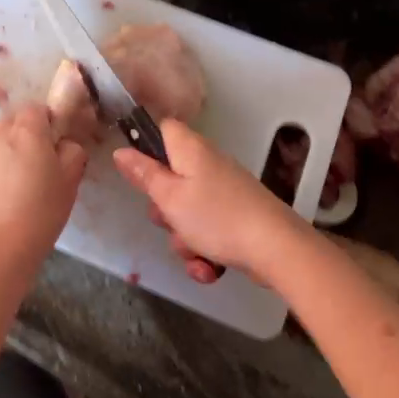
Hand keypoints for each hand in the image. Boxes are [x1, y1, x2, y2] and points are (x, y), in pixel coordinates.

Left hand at [0, 105, 87, 260]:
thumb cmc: (41, 210)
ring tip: (15, 175)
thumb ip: (72, 151)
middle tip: (38, 164)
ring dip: (5, 146)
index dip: (47, 124)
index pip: (37, 109)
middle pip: (14, 121)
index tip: (54, 146)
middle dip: (26, 134)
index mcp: (27, 129)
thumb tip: (65, 143)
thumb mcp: (70, 180)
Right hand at [114, 120, 291, 273]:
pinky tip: (210, 269)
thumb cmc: (216, 217)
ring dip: (184, 238)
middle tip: (167, 220)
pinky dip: (204, 251)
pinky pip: (207, 230)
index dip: (147, 145)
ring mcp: (224, 192)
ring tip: (195, 254)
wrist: (277, 249)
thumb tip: (121, 151)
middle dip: (164, 208)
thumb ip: (144, 174)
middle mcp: (207, 165)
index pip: (163, 128)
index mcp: (190, 150)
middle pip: (171, 178)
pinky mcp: (237, 217)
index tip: (140, 172)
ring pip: (187, 211)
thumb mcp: (169, 197)